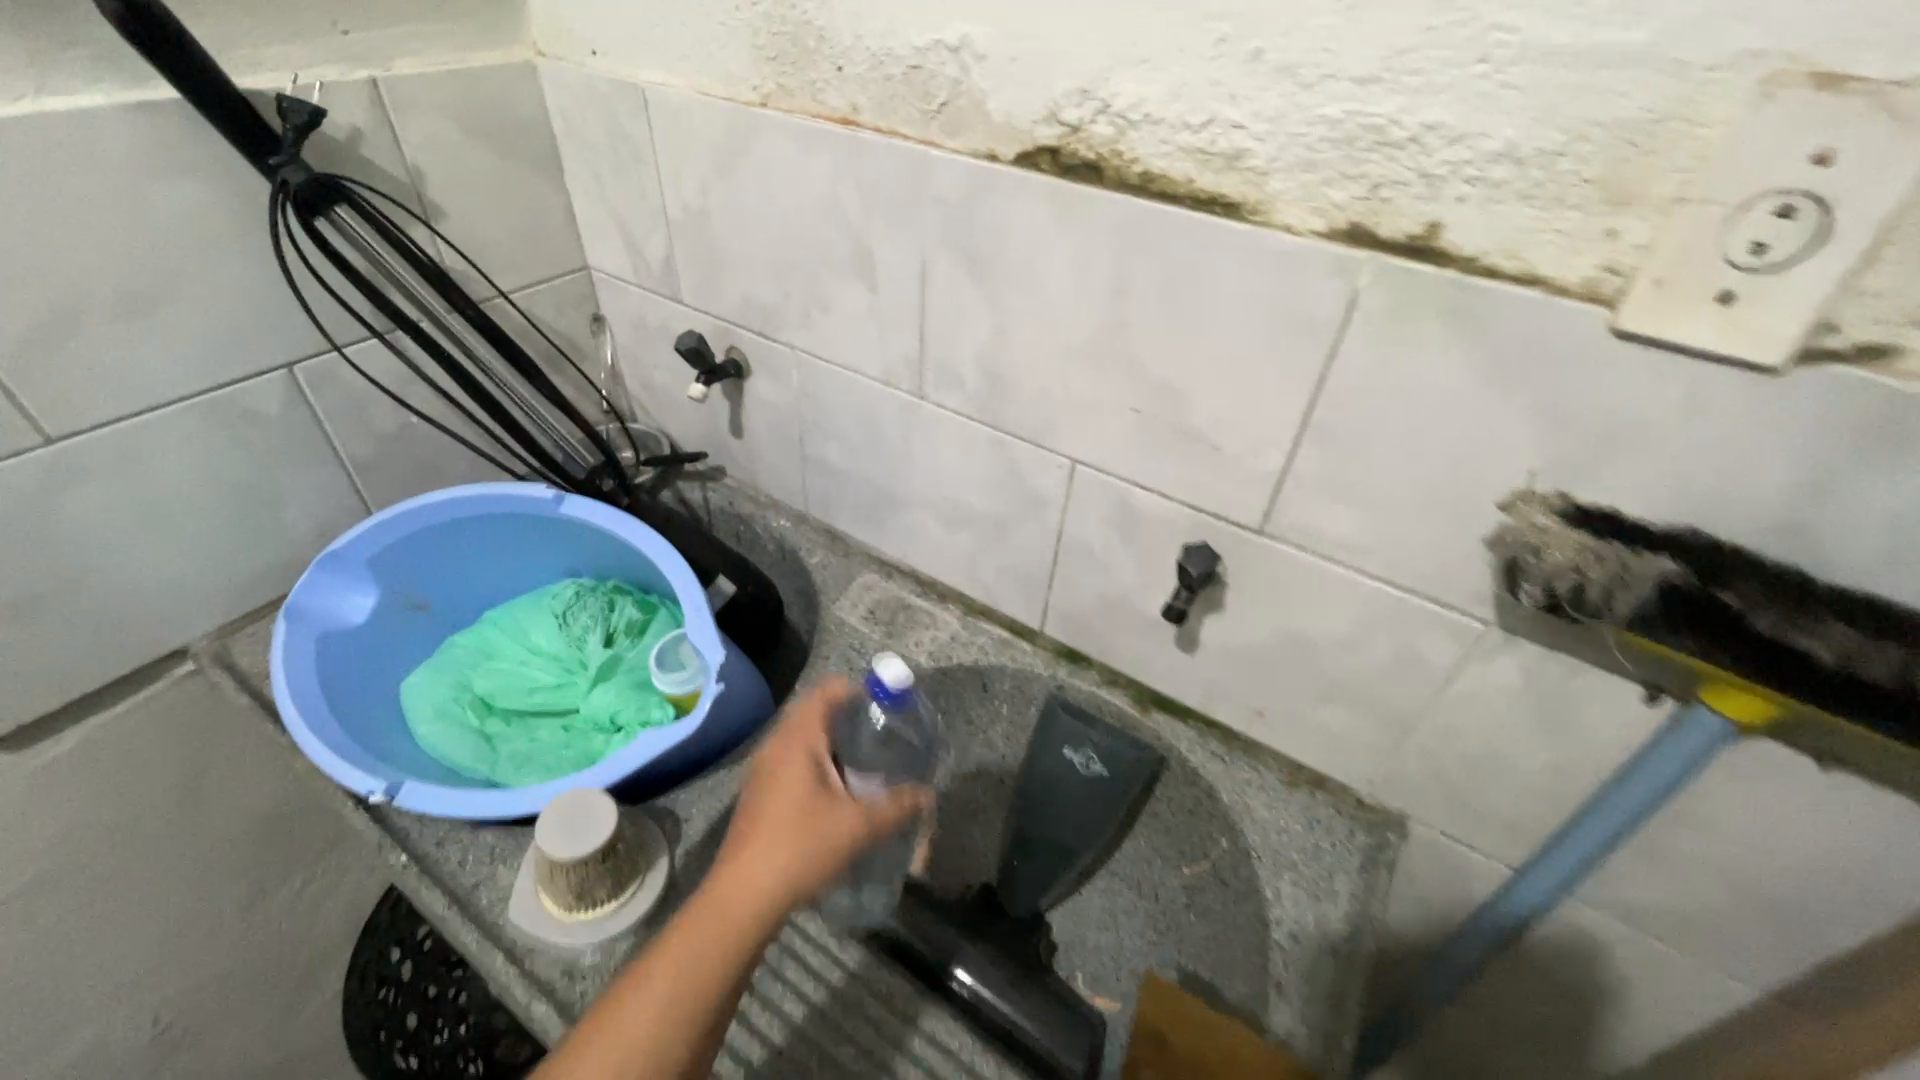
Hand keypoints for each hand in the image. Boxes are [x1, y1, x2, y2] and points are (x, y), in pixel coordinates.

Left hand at [708, 677, 931, 917]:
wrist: (744, 895)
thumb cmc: (801, 848)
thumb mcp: (858, 827)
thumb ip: (896, 806)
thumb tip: (926, 795)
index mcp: (798, 740)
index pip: (824, 692)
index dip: (854, 689)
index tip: (882, 701)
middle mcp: (775, 746)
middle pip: (811, 713)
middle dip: (844, 716)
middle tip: (878, 730)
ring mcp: (761, 770)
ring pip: (799, 740)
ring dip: (829, 742)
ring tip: (862, 760)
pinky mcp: (758, 793)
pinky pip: (790, 761)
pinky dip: (814, 762)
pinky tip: (835, 790)